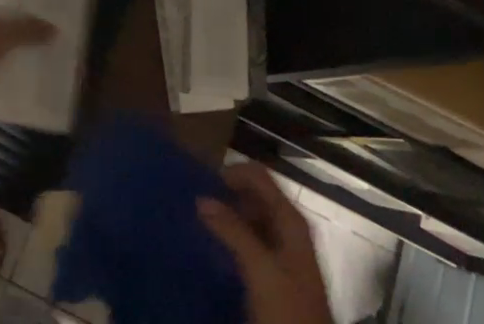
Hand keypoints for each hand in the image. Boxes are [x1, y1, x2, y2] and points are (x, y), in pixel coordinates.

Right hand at [199, 164, 333, 323]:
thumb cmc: (288, 309)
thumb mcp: (261, 270)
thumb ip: (233, 232)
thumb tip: (201, 198)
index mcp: (291, 220)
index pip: (259, 176)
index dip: (231, 174)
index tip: (201, 183)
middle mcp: (287, 228)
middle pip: (254, 195)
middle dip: (225, 194)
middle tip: (192, 202)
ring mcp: (281, 250)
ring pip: (249, 219)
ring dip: (225, 216)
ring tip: (195, 221)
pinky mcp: (272, 271)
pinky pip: (247, 241)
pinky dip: (229, 238)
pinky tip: (210, 246)